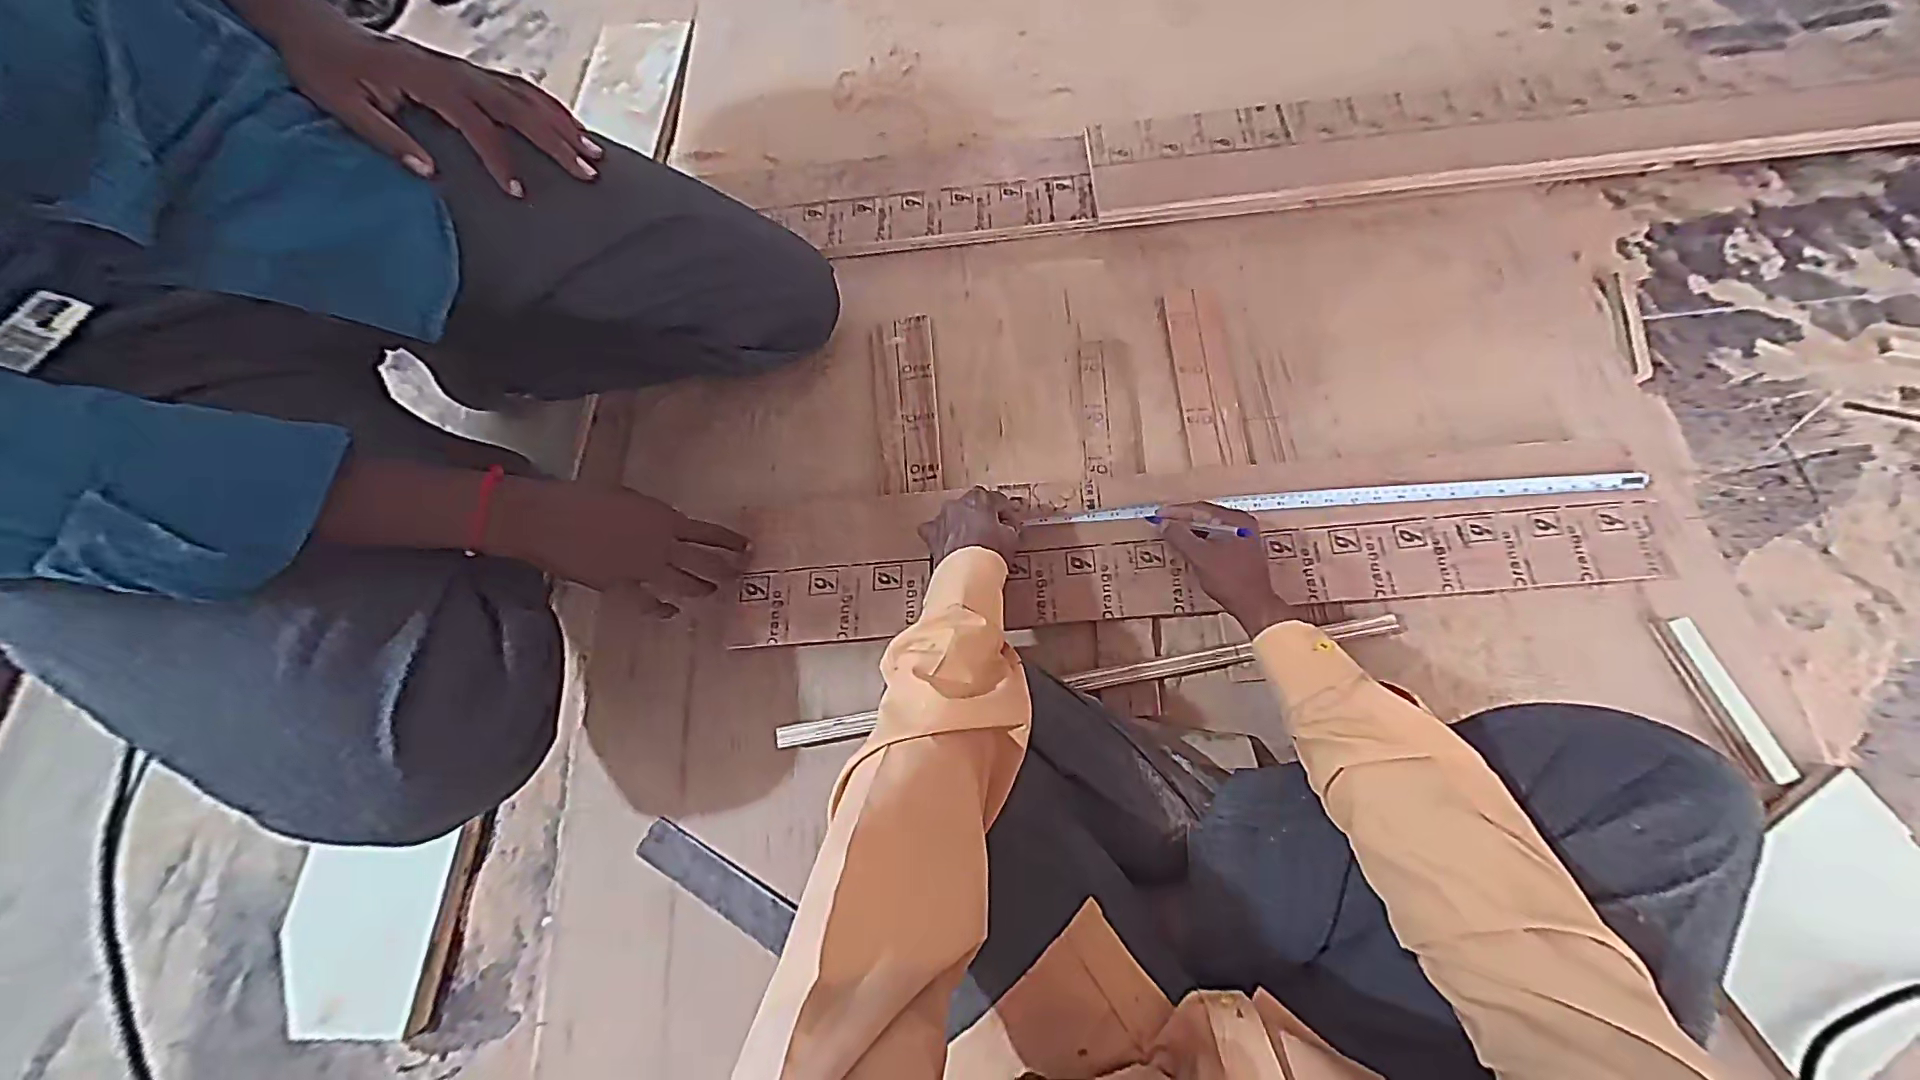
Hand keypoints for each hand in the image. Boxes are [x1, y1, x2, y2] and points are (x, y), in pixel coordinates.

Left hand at [277, 22, 601, 193]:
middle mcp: (453, 72)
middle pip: (516, 107)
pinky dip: (551, 109)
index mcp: (424, 80)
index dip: (497, 157)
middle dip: (555, 141)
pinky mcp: (471, 74)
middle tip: (586, 171)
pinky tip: (572, 128)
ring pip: (525, 96)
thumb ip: (385, 136)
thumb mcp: (340, 103)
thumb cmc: (326, 69)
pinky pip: (519, 88)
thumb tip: (427, 171)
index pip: (474, 123)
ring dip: (563, 125)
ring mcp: (465, 70)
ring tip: (593, 153)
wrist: (316, 29)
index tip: (518, 191)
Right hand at [489, 479, 748, 616]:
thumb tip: (669, 525)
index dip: (731, 542)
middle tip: (739, 575)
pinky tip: (670, 611)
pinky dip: (661, 608)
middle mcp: (661, 546)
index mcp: (666, 521)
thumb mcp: (630, 498)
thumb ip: (655, 516)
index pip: (709, 534)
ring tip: (712, 591)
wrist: (546, 517)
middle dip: (726, 570)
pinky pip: (648, 603)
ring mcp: (643, 569)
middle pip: (706, 564)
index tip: (746, 548)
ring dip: (701, 589)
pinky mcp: (620, 587)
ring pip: (685, 585)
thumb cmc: (584, 498)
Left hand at [918, 488, 1022, 568]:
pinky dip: (942, 536)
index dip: (1005, 512)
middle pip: (972, 506)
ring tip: (970, 540)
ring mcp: (942, 517)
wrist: (966, 570)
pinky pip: (935, 531)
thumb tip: (1008, 530)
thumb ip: (1009, 529)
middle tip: (991, 530)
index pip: (996, 499)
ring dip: (961, 524)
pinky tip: (949, 545)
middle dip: (981, 516)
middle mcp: (958, 503)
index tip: (1011, 523)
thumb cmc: (991, 550)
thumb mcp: (1010, 538)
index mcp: (979, 498)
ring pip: (953, 516)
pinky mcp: (931, 534)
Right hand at [1156, 502, 1298, 634]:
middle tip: (1163, 522)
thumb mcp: (1199, 556)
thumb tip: (1164, 523)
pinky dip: (1201, 540)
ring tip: (1172, 533)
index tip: (1159, 514)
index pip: (1200, 509)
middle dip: (1183, 520)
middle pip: (1207, 516)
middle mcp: (1243, 524)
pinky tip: (1189, 547)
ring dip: (1192, 531)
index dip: (1176, 512)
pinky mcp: (1242, 550)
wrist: (1254, 605)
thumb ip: (1180, 536)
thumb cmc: (1228, 579)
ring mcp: (1245, 537)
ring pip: (1211, 528)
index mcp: (1236, 521)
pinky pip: (1217, 538)